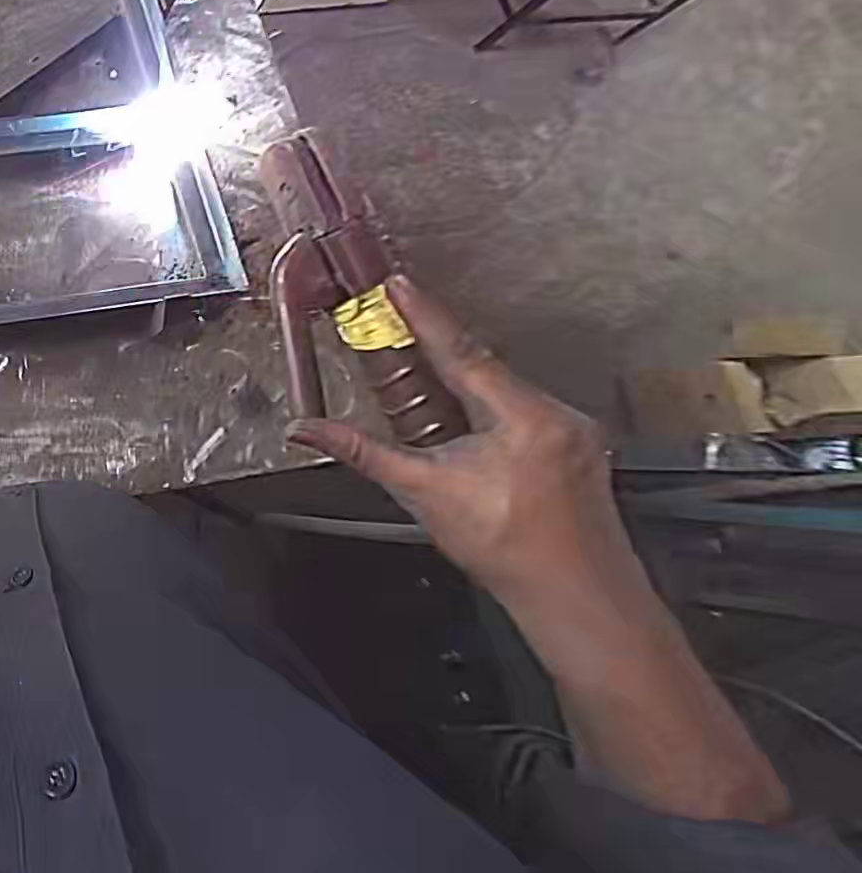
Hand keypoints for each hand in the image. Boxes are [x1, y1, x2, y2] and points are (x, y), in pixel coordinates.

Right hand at [284, 276, 633, 605]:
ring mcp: (566, 430)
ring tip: (408, 356)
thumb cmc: (506, 546)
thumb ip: (360, 450)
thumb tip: (304, 430)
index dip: (425, 315)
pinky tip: (447, 402)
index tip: (399, 284)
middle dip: (432, 339)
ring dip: (450, 369)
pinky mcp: (566, 446)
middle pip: (480, 363)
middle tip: (391, 314)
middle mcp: (554, 415)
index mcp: (524, 418)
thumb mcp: (420, 490)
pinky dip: (472, 395)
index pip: (462, 352)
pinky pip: (511, 404)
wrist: (579, 598)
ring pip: (496, 384)